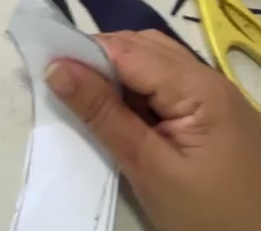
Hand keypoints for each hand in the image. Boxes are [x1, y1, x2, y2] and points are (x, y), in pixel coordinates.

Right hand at [46, 31, 260, 230]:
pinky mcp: (216, 116)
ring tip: (87, 100)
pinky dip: (138, 90)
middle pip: (141, 46)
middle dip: (99, 58)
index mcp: (199, 87)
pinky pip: (167, 84)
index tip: (43, 65)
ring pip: (153, 62)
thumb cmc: (214, 223)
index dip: (84, 52)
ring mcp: (216, 97)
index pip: (127, 49)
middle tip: (62, 85)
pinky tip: (122, 115)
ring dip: (117, 73)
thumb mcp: (150, 170)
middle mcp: (210, 78)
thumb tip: (54, 66)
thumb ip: (102, 114)